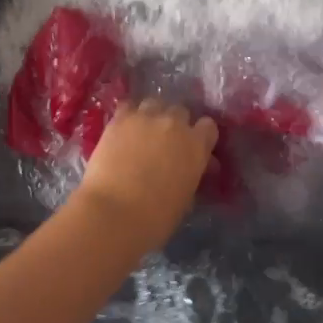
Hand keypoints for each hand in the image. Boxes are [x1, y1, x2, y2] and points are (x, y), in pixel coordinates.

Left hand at [73, 100, 217, 250]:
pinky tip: (124, 130)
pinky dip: (129, 116)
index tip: (194, 150)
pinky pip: (128, 107)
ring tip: (143, 134)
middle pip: (180, 112)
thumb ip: (191, 175)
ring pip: (155, 104)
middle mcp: (174, 124)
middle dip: (176, 125)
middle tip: (166, 144)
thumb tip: (191, 169)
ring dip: (153, 116)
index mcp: (196, 146)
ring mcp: (145, 117)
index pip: (208, 127)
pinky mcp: (119, 119)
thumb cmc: (155, 218)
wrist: (114, 213)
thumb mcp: (185, 198)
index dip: (201, 137)